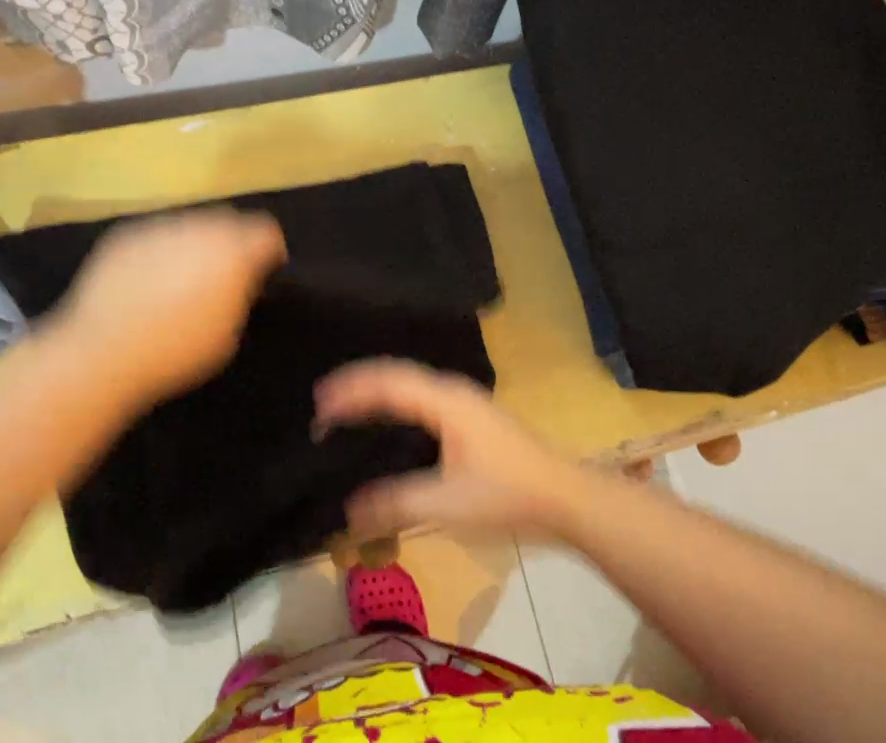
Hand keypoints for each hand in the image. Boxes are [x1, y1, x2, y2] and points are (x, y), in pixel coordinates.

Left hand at [40, 208, 284, 412]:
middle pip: (228, 221)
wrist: (103, 353)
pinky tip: (146, 280)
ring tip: (180, 279)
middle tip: (222, 277)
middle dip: (232, 243)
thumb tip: (240, 281)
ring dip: (194, 244)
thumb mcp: (228, 333)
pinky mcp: (124, 235)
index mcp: (233, 251)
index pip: (266, 232)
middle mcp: (199, 228)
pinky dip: (160, 250)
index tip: (263, 274)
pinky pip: (155, 235)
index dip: (269, 252)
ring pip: (189, 224)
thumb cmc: (177, 351)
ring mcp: (159, 227)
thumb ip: (240, 296)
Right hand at [313, 359, 591, 540]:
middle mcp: (455, 392)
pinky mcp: (475, 417)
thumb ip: (396, 504)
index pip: (389, 383)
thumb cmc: (508, 496)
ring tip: (347, 408)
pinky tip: (390, 421)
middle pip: (398, 375)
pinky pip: (424, 396)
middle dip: (359, 384)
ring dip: (379, 391)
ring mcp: (468, 402)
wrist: (565, 497)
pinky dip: (397, 401)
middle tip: (324, 404)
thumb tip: (349, 510)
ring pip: (412, 384)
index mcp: (446, 403)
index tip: (319, 405)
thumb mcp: (448, 504)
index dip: (351, 390)